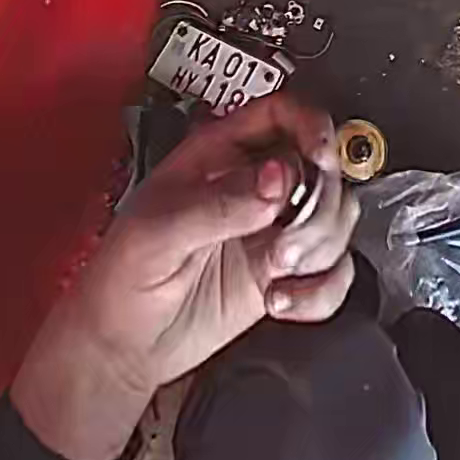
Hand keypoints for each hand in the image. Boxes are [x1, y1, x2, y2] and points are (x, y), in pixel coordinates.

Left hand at [9, 96, 362, 459]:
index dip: (312, 124)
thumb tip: (278, 179)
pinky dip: (321, 292)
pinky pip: (333, 271)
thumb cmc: (124, 273)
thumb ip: (220, 202)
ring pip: (338, 215)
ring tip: (278, 270)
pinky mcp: (285, 271)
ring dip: (321, 247)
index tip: (321, 156)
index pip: (282, 113)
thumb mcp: (160, 231)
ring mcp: (274, 227)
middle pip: (322, 166)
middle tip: (286, 240)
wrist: (122, 346)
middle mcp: (256, 183)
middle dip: (318, 204)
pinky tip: (284, 300)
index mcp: (222, 152)